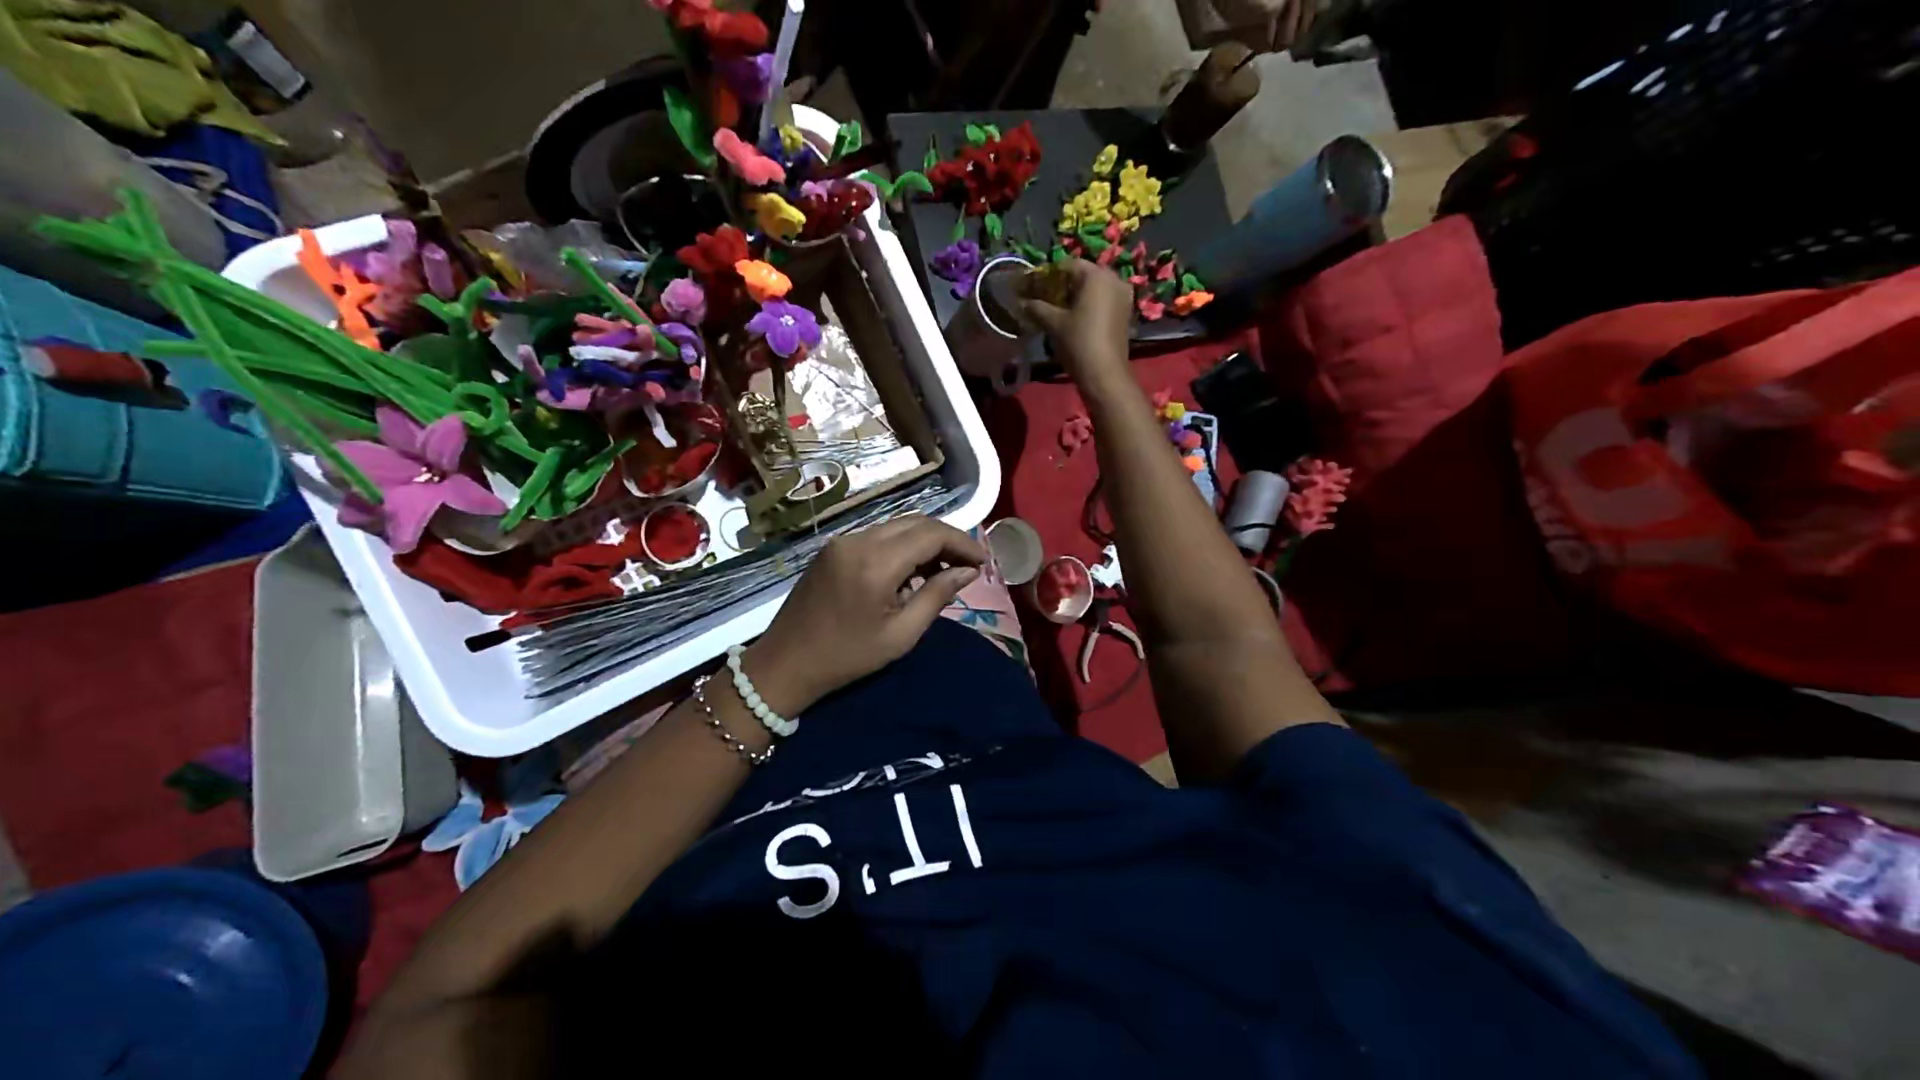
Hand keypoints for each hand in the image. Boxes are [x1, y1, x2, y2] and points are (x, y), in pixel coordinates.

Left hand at [744, 516, 986, 713]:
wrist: (785, 663)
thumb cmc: (847, 657)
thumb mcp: (901, 634)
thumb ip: (937, 596)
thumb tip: (968, 572)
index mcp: (876, 562)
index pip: (932, 534)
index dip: (963, 543)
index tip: (983, 562)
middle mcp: (858, 540)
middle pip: (915, 522)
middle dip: (946, 539)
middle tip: (967, 566)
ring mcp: (842, 541)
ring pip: (896, 526)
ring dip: (924, 542)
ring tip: (942, 572)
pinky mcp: (832, 549)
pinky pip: (877, 536)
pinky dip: (901, 547)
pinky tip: (910, 573)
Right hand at [1016, 260, 1132, 389]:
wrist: (1105, 374)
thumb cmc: (1079, 342)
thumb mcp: (1053, 323)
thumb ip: (1036, 307)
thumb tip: (1021, 302)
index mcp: (1097, 275)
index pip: (1068, 265)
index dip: (1048, 275)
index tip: (1033, 286)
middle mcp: (1114, 279)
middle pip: (1083, 275)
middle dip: (1063, 285)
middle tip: (1044, 298)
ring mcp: (1123, 296)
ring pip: (1094, 288)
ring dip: (1076, 295)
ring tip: (1058, 310)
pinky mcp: (1126, 312)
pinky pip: (1104, 300)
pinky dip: (1089, 304)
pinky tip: (1075, 318)